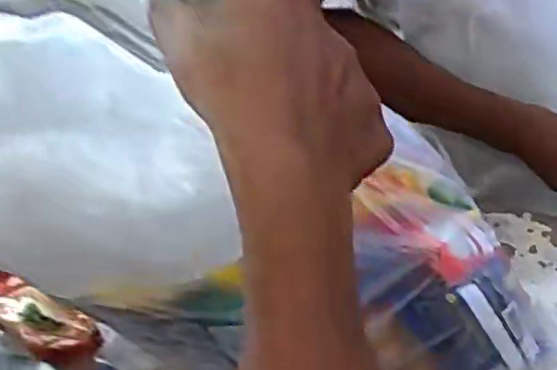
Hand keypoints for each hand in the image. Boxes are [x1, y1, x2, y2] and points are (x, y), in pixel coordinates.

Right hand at [151, 0, 391, 194]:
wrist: (285, 166)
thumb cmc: (228, 91)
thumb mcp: (176, 24)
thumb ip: (195, 9)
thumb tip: (201, 12)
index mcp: (288, 4)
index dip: (280, 9)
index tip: (267, 21)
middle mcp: (338, 42)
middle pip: (318, 40)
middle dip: (298, 53)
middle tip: (269, 76)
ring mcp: (367, 91)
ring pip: (343, 85)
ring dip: (323, 94)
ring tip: (295, 117)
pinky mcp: (380, 134)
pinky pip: (362, 129)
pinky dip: (346, 135)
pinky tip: (321, 145)